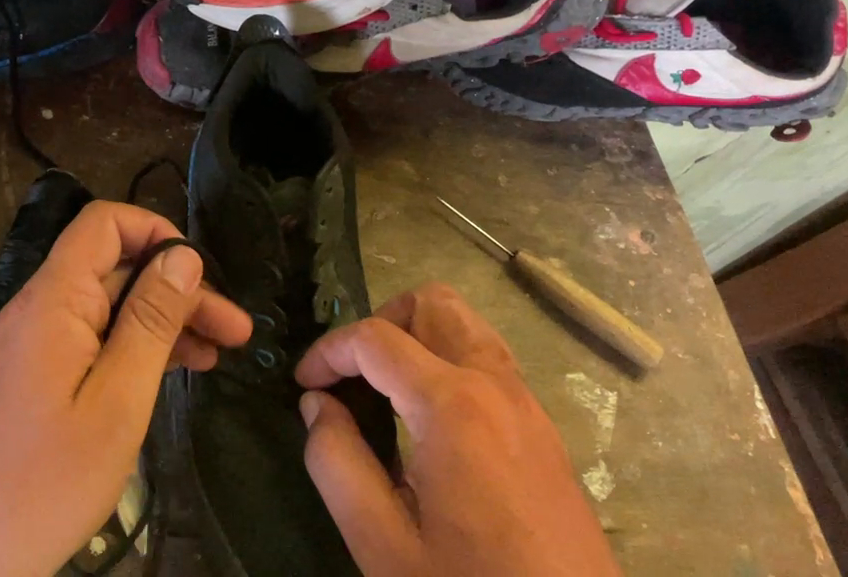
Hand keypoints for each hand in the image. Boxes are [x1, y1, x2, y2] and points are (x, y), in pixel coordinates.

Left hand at [0, 201, 252, 575]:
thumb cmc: (49, 482)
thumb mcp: (117, 400)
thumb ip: (150, 320)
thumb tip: (183, 255)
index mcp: (54, 300)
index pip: (104, 223)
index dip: (157, 232)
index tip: (201, 275)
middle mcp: (41, 308)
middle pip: (116, 268)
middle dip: (178, 288)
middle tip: (235, 330)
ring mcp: (38, 343)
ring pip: (110, 306)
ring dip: (165, 320)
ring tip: (218, 353)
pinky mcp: (39, 375)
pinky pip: (94, 339)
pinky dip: (137, 347)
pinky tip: (178, 370)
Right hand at [295, 283, 620, 576]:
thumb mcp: (383, 544)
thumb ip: (336, 463)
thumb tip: (318, 405)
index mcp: (453, 404)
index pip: (375, 338)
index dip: (328, 350)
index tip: (303, 384)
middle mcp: (495, 384)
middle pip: (433, 304)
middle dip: (382, 323)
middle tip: (354, 375)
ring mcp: (527, 403)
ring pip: (466, 325)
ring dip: (418, 338)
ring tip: (386, 390)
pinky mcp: (543, 429)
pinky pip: (488, 361)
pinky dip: (449, 363)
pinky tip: (429, 423)